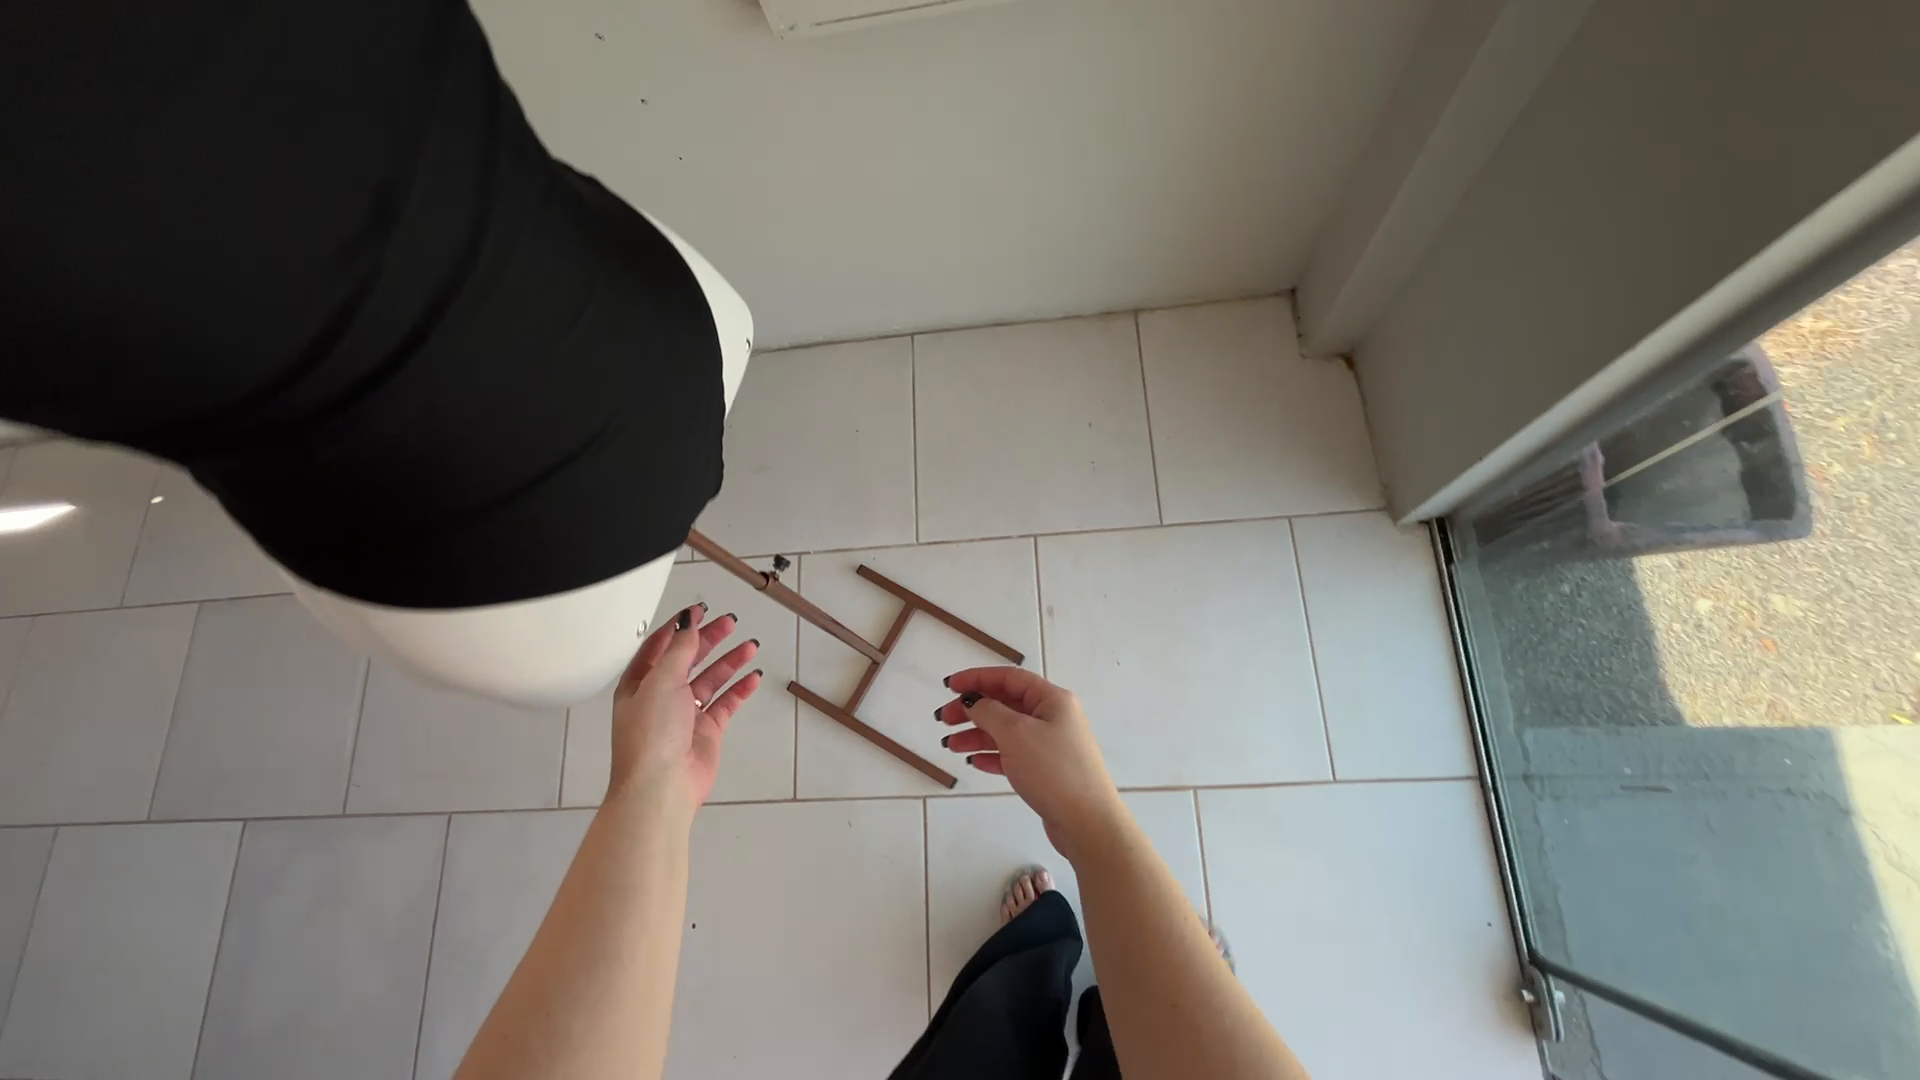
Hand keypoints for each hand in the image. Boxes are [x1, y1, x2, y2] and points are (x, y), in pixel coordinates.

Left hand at [608, 604, 762, 811]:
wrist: (662, 785)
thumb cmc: (651, 736)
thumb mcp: (661, 681)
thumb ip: (679, 648)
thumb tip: (688, 621)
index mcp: (640, 683)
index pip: (660, 645)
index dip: (680, 626)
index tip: (700, 610)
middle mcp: (661, 696)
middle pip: (688, 659)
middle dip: (709, 639)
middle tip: (730, 623)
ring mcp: (685, 714)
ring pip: (711, 679)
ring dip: (729, 661)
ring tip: (750, 646)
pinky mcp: (706, 730)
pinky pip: (726, 703)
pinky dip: (739, 689)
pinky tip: (752, 677)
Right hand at [936, 667, 1129, 861]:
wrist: (1087, 822)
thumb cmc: (1053, 770)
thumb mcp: (1016, 733)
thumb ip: (989, 712)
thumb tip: (974, 701)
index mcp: (1051, 699)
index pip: (1009, 678)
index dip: (977, 678)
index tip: (949, 686)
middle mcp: (1053, 717)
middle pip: (1005, 704)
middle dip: (973, 709)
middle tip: (943, 719)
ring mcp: (1051, 745)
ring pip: (1006, 731)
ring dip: (977, 735)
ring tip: (950, 745)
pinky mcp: (1046, 770)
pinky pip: (1013, 755)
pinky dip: (992, 755)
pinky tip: (974, 761)